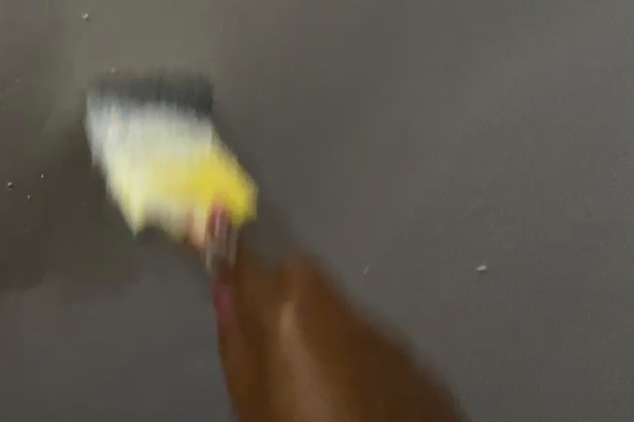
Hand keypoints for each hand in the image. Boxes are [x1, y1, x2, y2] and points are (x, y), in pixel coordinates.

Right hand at [215, 245, 463, 421]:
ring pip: (340, 307)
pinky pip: (374, 342)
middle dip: (284, 284)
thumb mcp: (246, 390)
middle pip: (300, 270)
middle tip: (274, 321)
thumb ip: (234, 332)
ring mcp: (385, 336)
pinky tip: (357, 387)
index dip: (226, 247)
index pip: (244, 255)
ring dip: (324, 320)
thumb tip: (226, 289)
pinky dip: (359, 353)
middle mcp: (337, 307)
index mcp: (286, 308)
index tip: (213, 243)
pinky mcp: (420, 367)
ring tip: (320, 366)